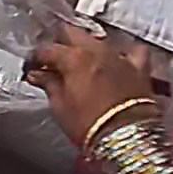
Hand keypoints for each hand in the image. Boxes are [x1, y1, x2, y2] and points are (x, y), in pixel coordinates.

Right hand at [22, 24, 158, 145]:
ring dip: (87, 47)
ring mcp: (119, 57)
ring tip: (81, 61)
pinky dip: (123, 53)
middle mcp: (97, 50)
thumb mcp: (60, 107)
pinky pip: (133, 51)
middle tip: (54, 60)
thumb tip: (38, 74)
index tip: (33, 65)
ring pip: (99, 39)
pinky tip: (118, 59)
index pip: (48, 49)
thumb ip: (49, 84)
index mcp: (73, 58)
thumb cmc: (89, 125)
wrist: (129, 140)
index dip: (37, 57)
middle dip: (61, 42)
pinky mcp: (139, 68)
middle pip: (73, 33)